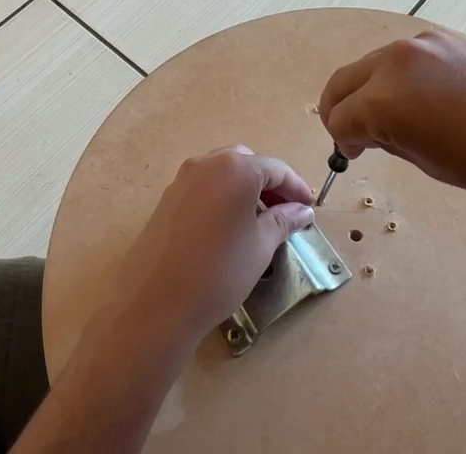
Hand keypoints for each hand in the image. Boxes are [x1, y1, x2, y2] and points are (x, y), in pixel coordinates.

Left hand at [108, 146, 316, 344]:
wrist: (157, 303)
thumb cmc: (219, 271)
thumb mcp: (261, 246)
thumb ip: (284, 221)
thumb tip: (301, 211)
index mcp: (236, 168)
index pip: (276, 168)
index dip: (296, 188)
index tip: (308, 208)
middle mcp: (207, 163)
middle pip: (247, 163)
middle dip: (270, 184)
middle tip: (285, 212)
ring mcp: (183, 179)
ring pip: (223, 173)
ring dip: (245, 189)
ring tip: (259, 222)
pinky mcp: (167, 198)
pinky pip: (203, 187)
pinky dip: (222, 197)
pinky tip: (229, 228)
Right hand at [320, 29, 465, 208]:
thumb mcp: (434, 165)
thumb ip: (392, 142)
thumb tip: (371, 134)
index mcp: (386, 99)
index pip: (340, 119)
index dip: (343, 143)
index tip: (354, 157)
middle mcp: (395, 61)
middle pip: (344, 82)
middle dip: (343, 111)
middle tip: (359, 139)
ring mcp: (423, 43)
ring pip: (372, 65)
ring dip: (369, 91)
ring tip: (397, 123)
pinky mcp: (448, 38)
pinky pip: (405, 58)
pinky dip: (398, 78)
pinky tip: (427, 102)